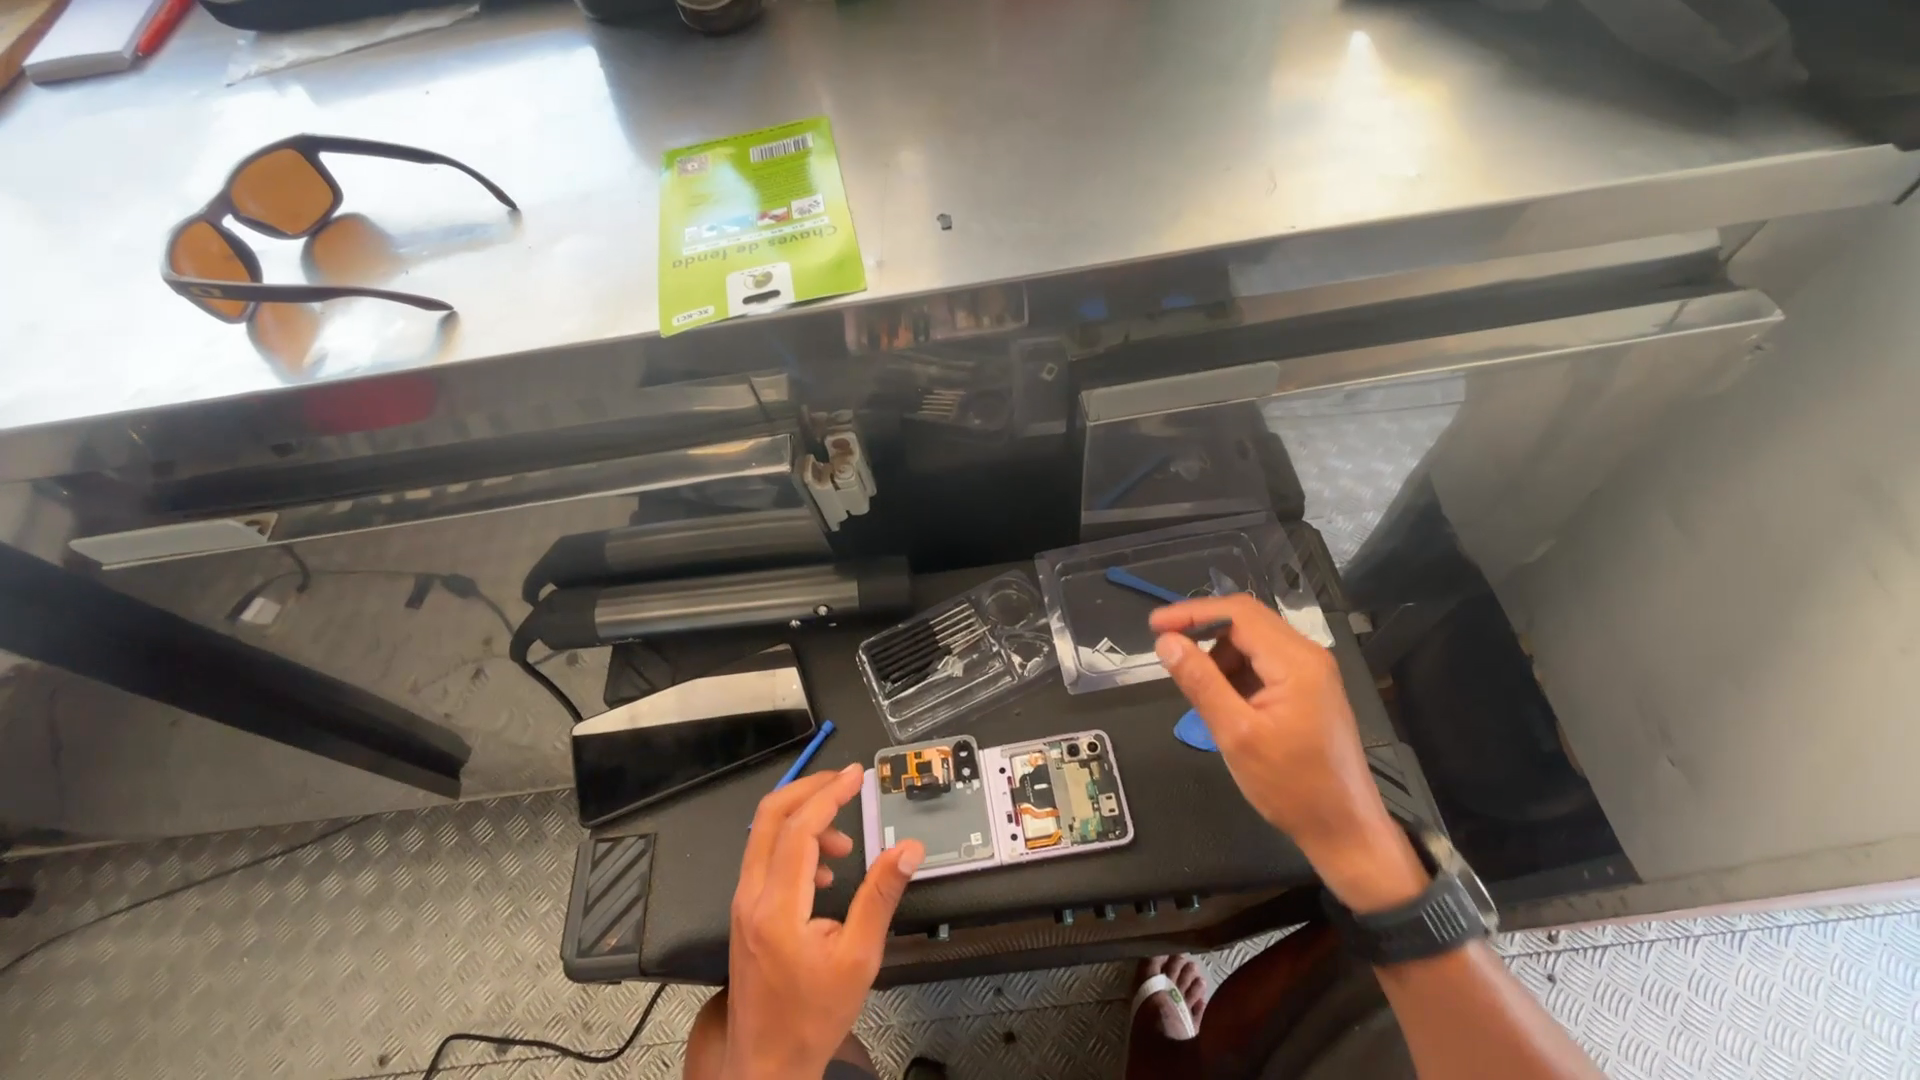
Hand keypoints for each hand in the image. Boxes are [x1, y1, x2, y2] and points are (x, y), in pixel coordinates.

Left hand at [723, 764, 924, 1078]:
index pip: (800, 829)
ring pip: (764, 834)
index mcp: (777, 907)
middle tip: (845, 783)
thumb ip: (881, 896)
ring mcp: (742, 903)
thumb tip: (907, 849)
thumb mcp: (859, 958)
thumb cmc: (814, 1016)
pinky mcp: (745, 912)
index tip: (857, 776)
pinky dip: (794, 845)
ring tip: (845, 845)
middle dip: (809, 789)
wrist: (766, 1064)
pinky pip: (765, 857)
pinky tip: (824, 873)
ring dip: (804, 820)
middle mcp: (750, 896)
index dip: (830, 794)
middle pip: (769, 816)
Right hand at [1151, 594, 1426, 912]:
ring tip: (1198, 690)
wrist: (1343, 829)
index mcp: (1295, 662)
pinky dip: (1236, 672)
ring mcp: (1312, 673)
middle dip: (1203, 630)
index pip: (1238, 614)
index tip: (1154, 627)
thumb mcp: (1236, 734)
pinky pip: (1265, 663)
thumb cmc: (1290, 786)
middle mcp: (1308, 656)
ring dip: (1219, 655)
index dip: (1192, 613)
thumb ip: (1200, 682)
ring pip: (1254, 642)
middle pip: (1247, 621)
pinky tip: (1223, 701)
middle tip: (1166, 649)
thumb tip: (1167, 642)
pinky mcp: (1309, 690)